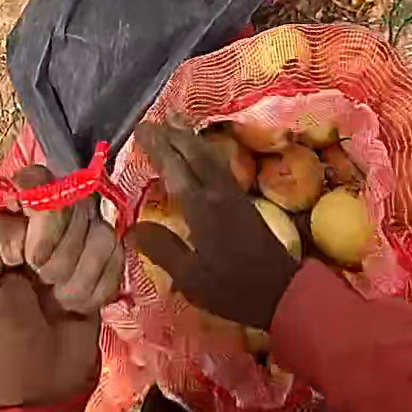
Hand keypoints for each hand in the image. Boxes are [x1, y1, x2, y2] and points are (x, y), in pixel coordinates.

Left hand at [0, 166, 121, 407]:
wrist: (25, 399)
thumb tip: (30, 224)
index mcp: (4, 223)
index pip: (37, 179)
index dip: (44, 214)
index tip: (31, 257)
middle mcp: (42, 224)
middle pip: (74, 200)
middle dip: (61, 250)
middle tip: (43, 283)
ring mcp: (77, 244)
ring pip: (99, 227)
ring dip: (79, 274)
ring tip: (59, 302)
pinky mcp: (103, 266)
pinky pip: (116, 253)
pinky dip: (97, 285)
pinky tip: (78, 307)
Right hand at [128, 123, 300, 329]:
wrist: (279, 290)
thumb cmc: (231, 288)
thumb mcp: (190, 277)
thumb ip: (161, 248)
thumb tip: (131, 228)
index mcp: (201, 208)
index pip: (175, 168)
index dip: (157, 147)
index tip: (140, 130)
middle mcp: (217, 192)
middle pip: (193, 153)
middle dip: (171, 134)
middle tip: (151, 121)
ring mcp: (232, 192)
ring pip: (208, 154)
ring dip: (188, 136)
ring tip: (173, 122)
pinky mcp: (241, 197)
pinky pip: (218, 162)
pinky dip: (203, 149)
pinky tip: (198, 148)